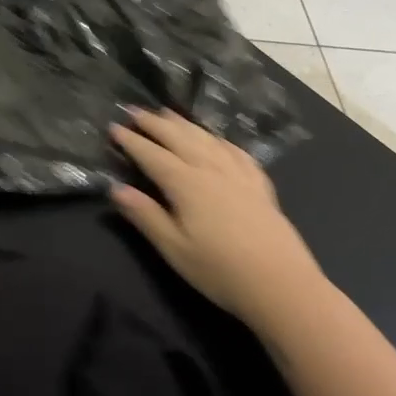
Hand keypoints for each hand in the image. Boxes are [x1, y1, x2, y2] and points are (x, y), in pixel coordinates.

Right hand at [110, 108, 320, 319]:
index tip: (114, 127)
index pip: (152, 155)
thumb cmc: (220, 270)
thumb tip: (116, 188)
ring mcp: (238, 173)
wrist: (281, 285)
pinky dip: (219, 139)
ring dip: (183, 123)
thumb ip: (145, 215)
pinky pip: (235, 151)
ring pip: (206, 138)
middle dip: (154, 123)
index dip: (131, 141)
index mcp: (186, 183)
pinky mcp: (259, 184)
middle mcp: (211, 168)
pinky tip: (217, 140)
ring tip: (167, 114)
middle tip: (134, 110)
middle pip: (178, 137)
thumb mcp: (174, 248)